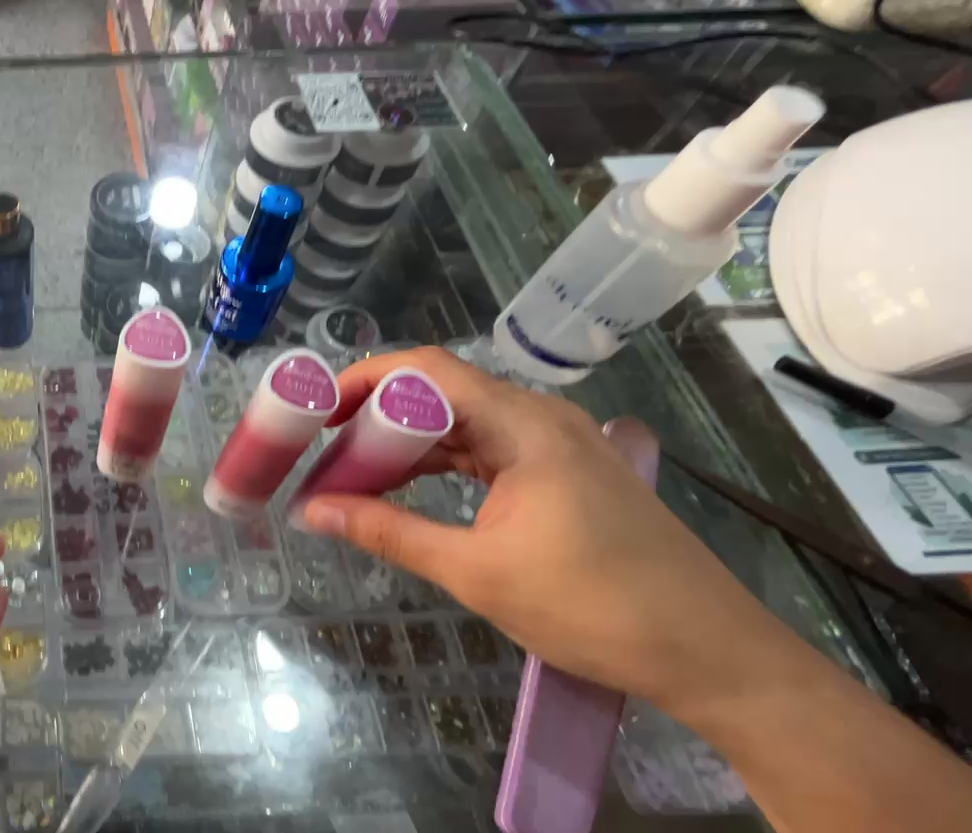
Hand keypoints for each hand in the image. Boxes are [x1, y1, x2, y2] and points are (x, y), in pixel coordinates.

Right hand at [289, 347, 798, 719]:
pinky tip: (407, 484)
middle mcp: (540, 417)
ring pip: (461, 419)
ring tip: (352, 466)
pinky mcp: (564, 470)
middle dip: (375, 412)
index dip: (364, 378)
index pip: (427, 370)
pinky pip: (485, 446)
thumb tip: (311, 511)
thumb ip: (388, 532)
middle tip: (322, 443)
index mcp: (524, 425)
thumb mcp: (477, 572)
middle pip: (440, 390)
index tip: (314, 408)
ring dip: (405, 440)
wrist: (717, 658)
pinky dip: (440, 460)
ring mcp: (557, 443)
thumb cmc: (596, 608)